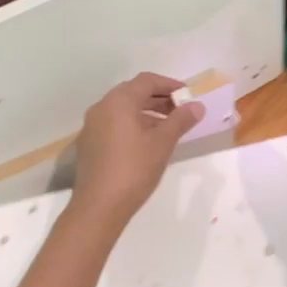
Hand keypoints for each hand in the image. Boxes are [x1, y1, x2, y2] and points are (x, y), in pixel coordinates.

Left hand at [69, 74, 203, 226]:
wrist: (98, 206)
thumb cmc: (134, 169)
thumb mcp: (162, 143)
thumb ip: (180, 120)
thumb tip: (197, 105)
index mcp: (119, 101)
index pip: (147, 81)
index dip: (169, 85)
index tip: (187, 95)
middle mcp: (102, 107)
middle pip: (133, 93)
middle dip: (158, 99)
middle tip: (180, 110)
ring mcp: (92, 125)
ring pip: (123, 110)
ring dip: (146, 113)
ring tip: (168, 127)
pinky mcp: (89, 143)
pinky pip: (114, 124)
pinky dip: (132, 125)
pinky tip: (147, 142)